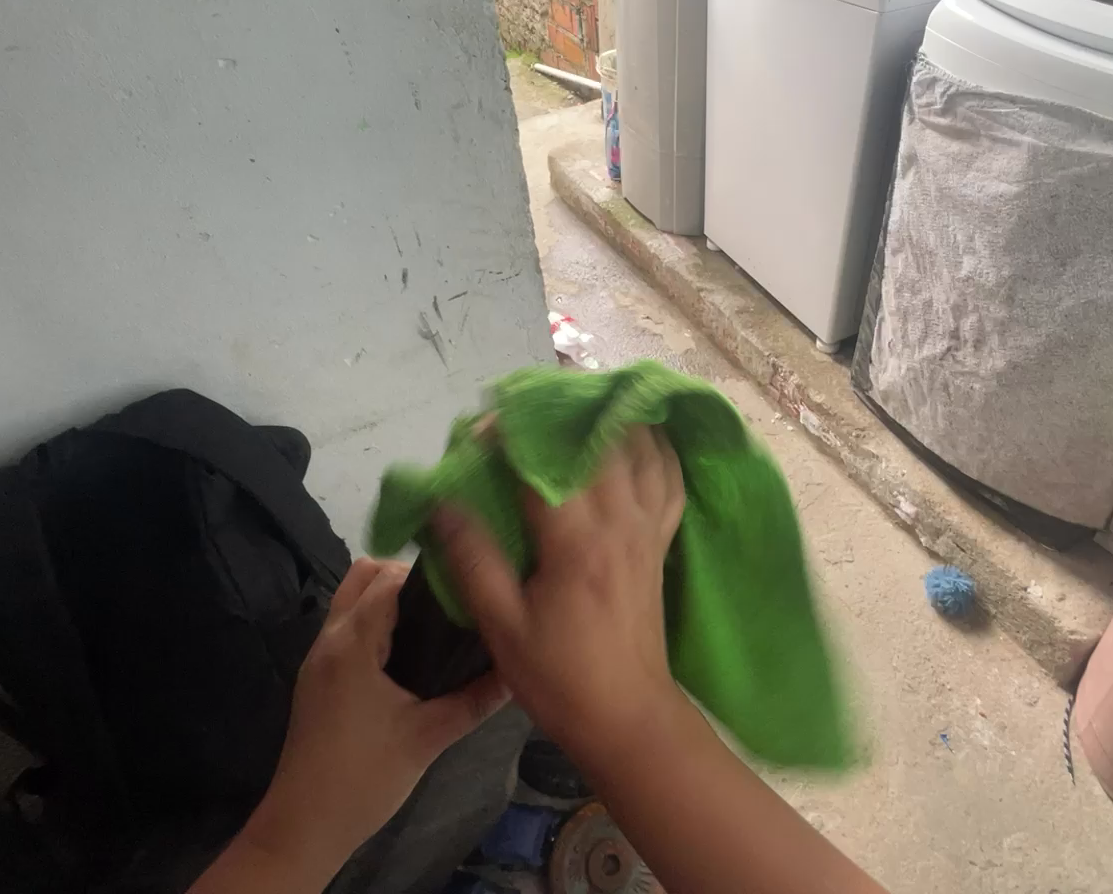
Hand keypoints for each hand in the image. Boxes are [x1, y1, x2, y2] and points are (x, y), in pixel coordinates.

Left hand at [237, 559, 509, 882]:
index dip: (428, 574)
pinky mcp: (317, 674)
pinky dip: (375, 615)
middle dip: (405, 575)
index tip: (464, 585)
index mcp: (354, 644)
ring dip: (387, 594)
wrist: (303, 829)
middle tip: (445, 600)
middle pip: (363, 573)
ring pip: (351, 595)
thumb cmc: (364, 778)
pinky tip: (407, 645)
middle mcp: (331, 638)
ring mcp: (319, 655)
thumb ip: (476, 699)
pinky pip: (347, 620)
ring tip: (430, 618)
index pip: (389, 579)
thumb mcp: (429, 737)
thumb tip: (518, 671)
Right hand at [434, 425, 685, 762]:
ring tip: (586, 398)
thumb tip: (442, 502)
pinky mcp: (661, 541)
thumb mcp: (502, 625)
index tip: (485, 424)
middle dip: (567, 410)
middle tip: (535, 397)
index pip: (542, 465)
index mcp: (575, 540)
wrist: (627, 714)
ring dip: (616, 418)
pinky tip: (644, 433)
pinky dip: (659, 449)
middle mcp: (619, 520)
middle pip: (600, 442)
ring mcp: (648, 527)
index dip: (513, 436)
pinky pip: (670, 480)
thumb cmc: (559, 675)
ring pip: (643, 450)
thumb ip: (474, 559)